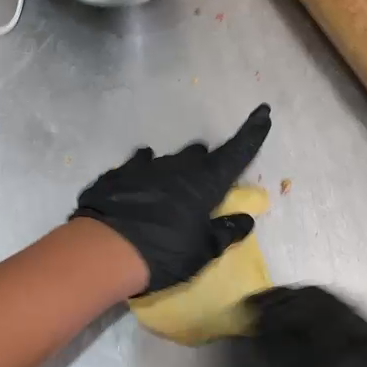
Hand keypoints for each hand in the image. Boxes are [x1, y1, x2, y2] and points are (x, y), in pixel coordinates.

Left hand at [72, 104, 271, 292]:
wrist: (103, 250)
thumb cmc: (163, 253)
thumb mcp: (202, 252)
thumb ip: (225, 234)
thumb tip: (245, 220)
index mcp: (204, 183)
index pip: (236, 152)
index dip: (252, 133)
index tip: (263, 112)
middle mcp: (177, 167)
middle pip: (198, 156)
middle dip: (204, 164)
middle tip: (203, 184)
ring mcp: (144, 167)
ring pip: (167, 160)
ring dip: (173, 171)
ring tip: (168, 191)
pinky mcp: (116, 174)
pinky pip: (137, 167)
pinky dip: (143, 174)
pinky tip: (138, 184)